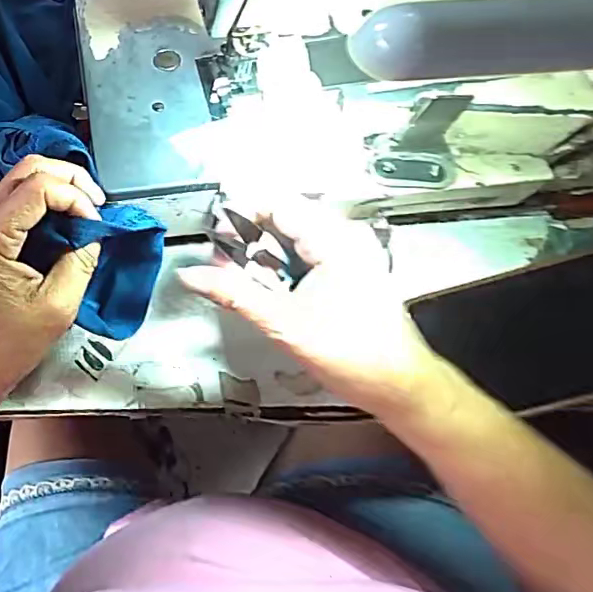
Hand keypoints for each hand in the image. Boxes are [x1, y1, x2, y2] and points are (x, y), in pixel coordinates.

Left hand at [0, 155, 104, 415]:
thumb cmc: (12, 341)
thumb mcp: (59, 304)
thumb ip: (80, 259)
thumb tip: (95, 230)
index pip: (39, 187)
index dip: (75, 198)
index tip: (95, 225)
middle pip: (29, 168)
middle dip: (69, 179)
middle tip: (96, 206)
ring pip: (22, 176)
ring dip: (58, 185)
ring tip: (85, 211)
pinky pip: (16, 194)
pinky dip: (45, 197)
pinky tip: (65, 217)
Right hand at [178, 196, 456, 420]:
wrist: (398, 388)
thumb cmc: (361, 358)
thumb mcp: (282, 323)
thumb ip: (232, 293)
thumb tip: (194, 276)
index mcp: (337, 241)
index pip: (276, 203)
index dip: (240, 215)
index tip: (218, 234)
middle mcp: (346, 240)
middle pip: (280, 219)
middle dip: (248, 240)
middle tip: (227, 263)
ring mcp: (349, 254)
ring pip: (289, 237)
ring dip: (263, 256)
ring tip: (252, 282)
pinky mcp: (346, 269)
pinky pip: (301, 253)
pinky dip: (280, 266)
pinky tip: (274, 290)